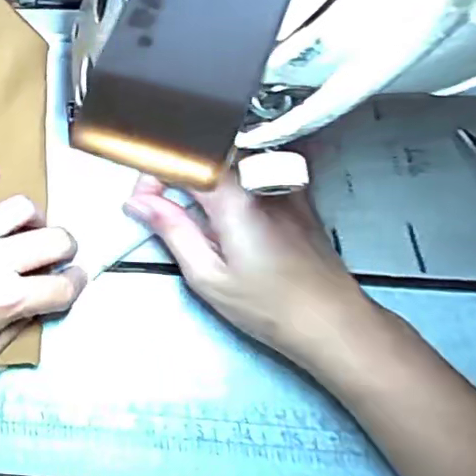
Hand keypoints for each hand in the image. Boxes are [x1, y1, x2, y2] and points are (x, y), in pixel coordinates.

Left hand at [0, 168, 86, 377]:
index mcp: (7, 299)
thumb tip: (37, 304)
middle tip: (59, 255)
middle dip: (67, 248)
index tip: (75, 280)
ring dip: (33, 218)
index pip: (62, 286)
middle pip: (54, 240)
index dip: (77, 284)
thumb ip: (17, 325)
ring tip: (27, 229)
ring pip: (19, 207)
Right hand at [123, 172, 379, 367]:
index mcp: (237, 199)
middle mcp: (263, 182)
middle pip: (204, 153)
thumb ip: (171, 230)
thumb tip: (140, 203)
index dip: (153, 176)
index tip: (142, 202)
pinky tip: (221, 214)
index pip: (183, 161)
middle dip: (172, 172)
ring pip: (225, 158)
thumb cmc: (272, 307)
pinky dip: (224, 182)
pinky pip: (249, 170)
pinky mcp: (294, 195)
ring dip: (197, 177)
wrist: (334, 323)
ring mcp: (282, 185)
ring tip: (188, 212)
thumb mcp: (207, 275)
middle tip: (157, 205)